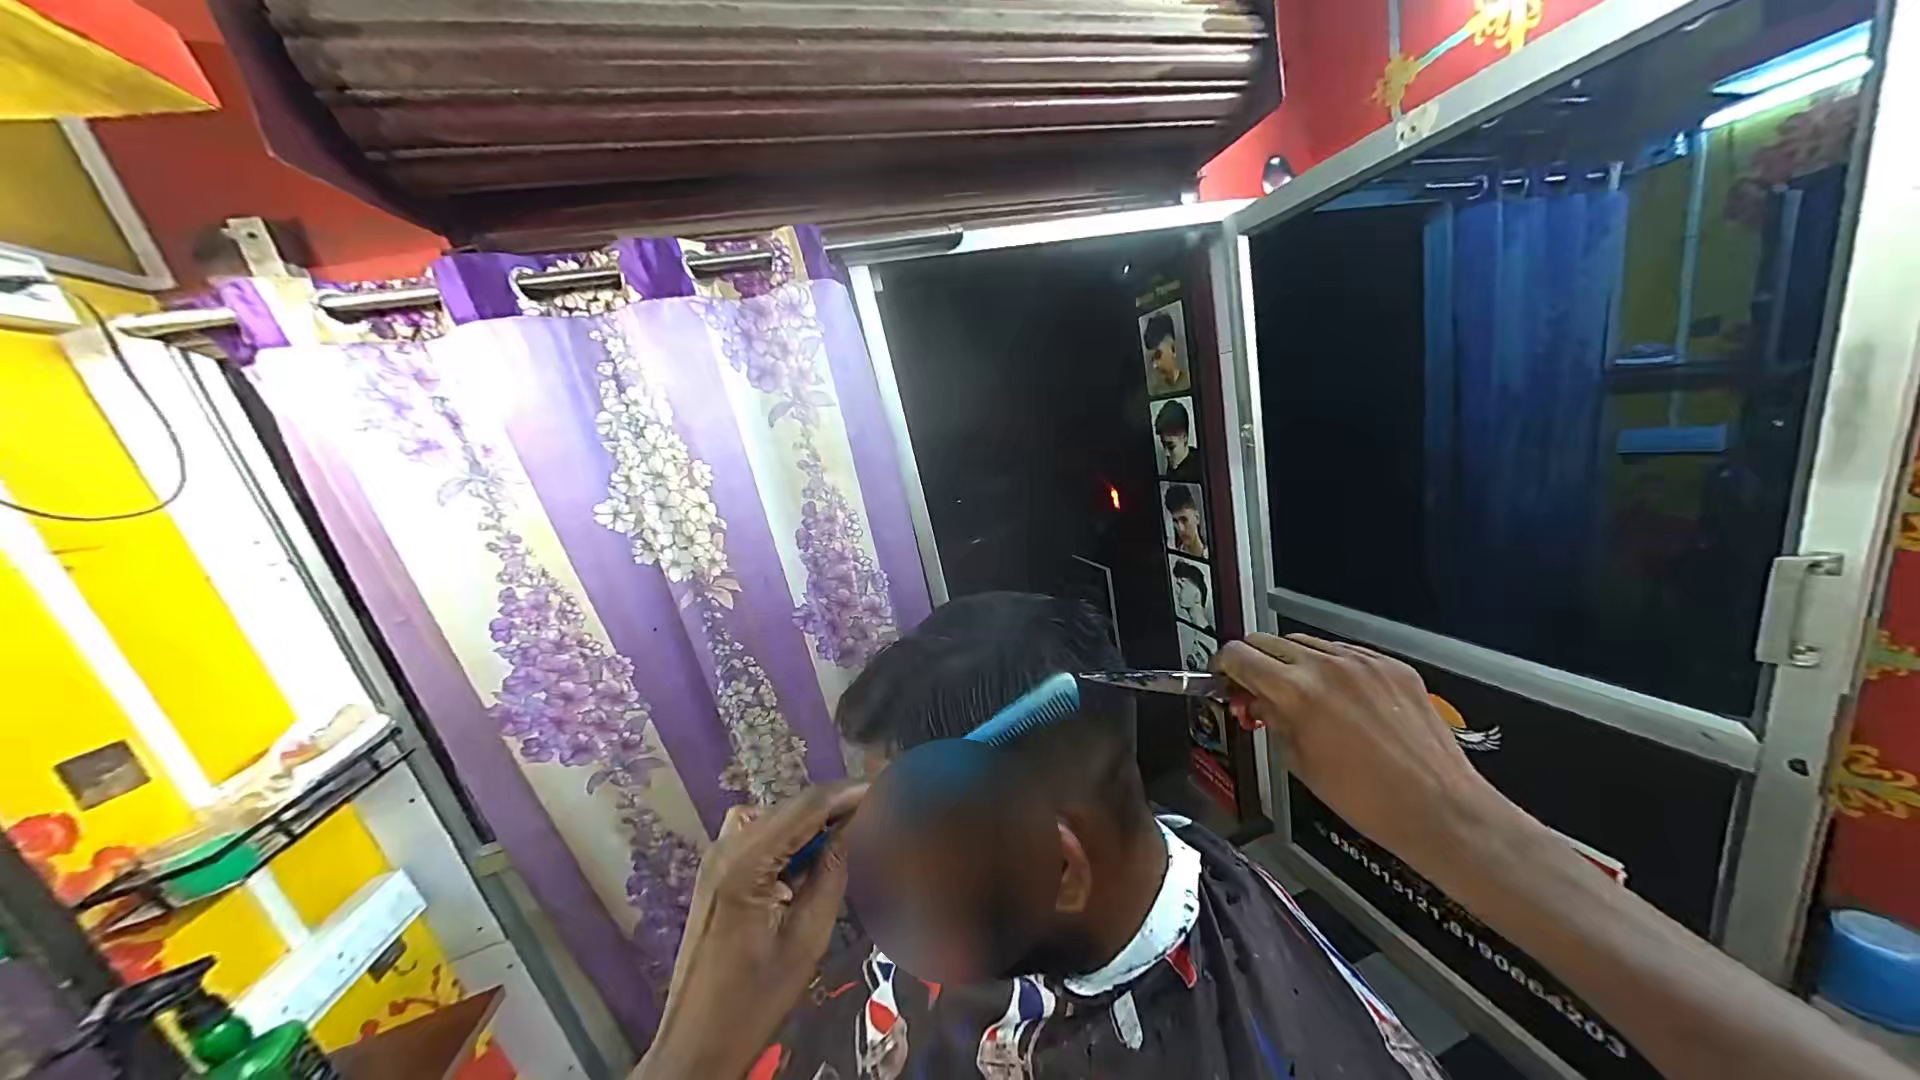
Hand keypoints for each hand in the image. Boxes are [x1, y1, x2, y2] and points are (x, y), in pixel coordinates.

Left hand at [636, 781, 867, 1079]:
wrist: (695, 1043)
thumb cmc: (755, 998)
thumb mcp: (807, 935)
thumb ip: (833, 870)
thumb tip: (858, 824)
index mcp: (745, 861)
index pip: (808, 806)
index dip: (849, 792)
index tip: (886, 785)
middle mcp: (726, 846)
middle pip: (791, 805)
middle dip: (836, 804)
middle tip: (878, 808)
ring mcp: (717, 856)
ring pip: (777, 815)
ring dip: (814, 817)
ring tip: (851, 828)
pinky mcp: (718, 869)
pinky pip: (761, 833)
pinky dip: (792, 833)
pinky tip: (813, 853)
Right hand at [1213, 633, 1511, 871]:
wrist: (1439, 808)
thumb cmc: (1367, 797)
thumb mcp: (1298, 760)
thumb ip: (1270, 719)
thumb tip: (1255, 701)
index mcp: (1297, 692)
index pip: (1239, 654)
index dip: (1223, 666)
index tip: (1224, 678)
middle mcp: (1328, 667)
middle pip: (1266, 641)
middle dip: (1253, 663)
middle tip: (1254, 691)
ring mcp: (1363, 662)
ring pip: (1304, 642)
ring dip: (1290, 663)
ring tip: (1297, 696)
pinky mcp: (1391, 666)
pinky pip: (1344, 653)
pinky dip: (1329, 668)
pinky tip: (1336, 698)